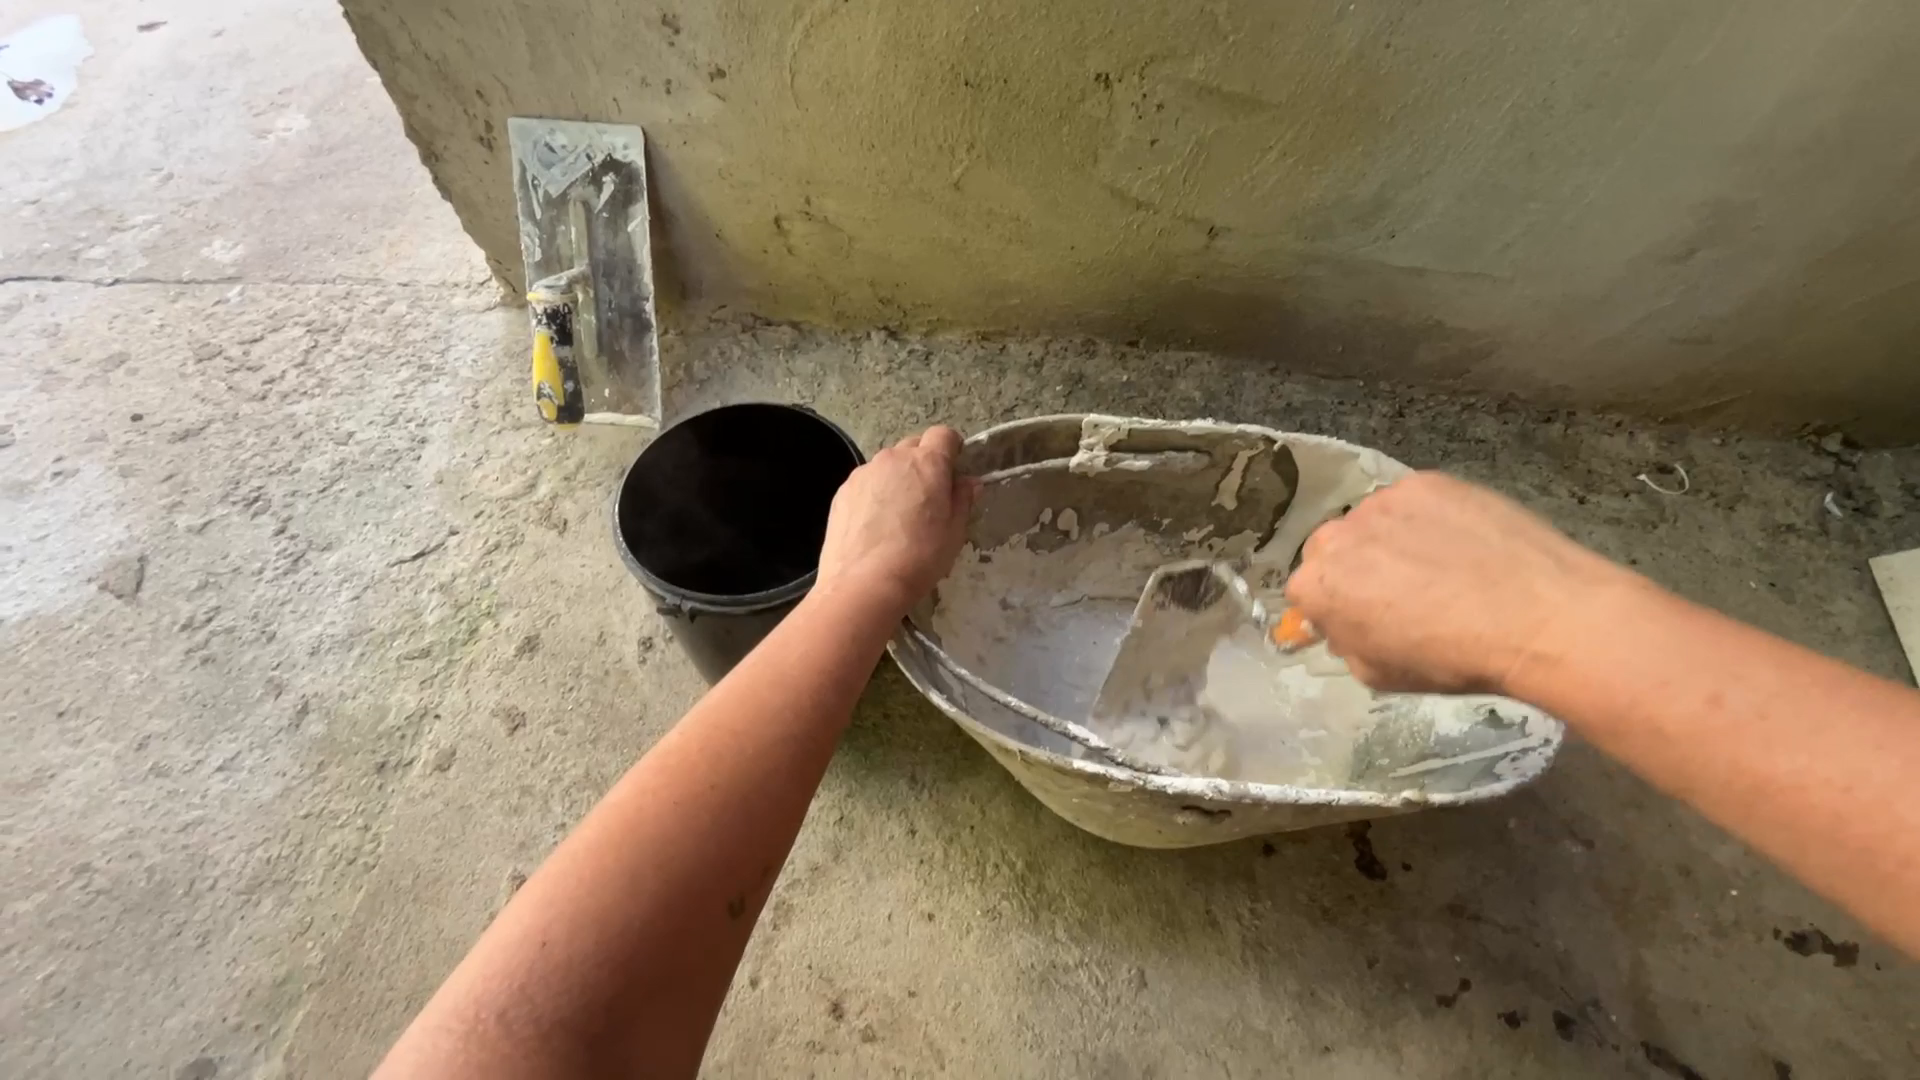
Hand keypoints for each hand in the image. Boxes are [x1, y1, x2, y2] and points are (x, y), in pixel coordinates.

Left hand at [816, 425, 978, 616]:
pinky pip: (866, 483)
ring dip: (897, 479)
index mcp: (927, 463)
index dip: (951, 449)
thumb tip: (969, 482)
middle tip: (928, 498)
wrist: (864, 584)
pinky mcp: (843, 492)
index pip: (943, 435)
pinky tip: (875, 526)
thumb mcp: (954, 532)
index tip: (953, 471)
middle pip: (913, 446)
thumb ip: (963, 500)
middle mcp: (893, 459)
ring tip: (898, 516)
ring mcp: (864, 473)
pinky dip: (875, 495)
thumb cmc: (919, 558)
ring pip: (887, 465)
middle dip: (923, 464)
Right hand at [1284, 471, 1631, 693]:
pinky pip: (1412, 501)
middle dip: (1354, 566)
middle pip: (1331, 550)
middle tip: (1398, 588)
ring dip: (1389, 539)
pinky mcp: (1424, 483)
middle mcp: (1334, 537)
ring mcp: (1379, 504)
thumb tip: (1347, 624)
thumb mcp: (1377, 674)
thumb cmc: (1451, 658)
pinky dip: (1427, 518)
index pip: (1306, 592)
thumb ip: (1345, 642)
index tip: (1363, 617)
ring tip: (1438, 562)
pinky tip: (1461, 541)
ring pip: (1371, 522)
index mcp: (1315, 587)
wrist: (1539, 618)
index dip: (1334, 606)